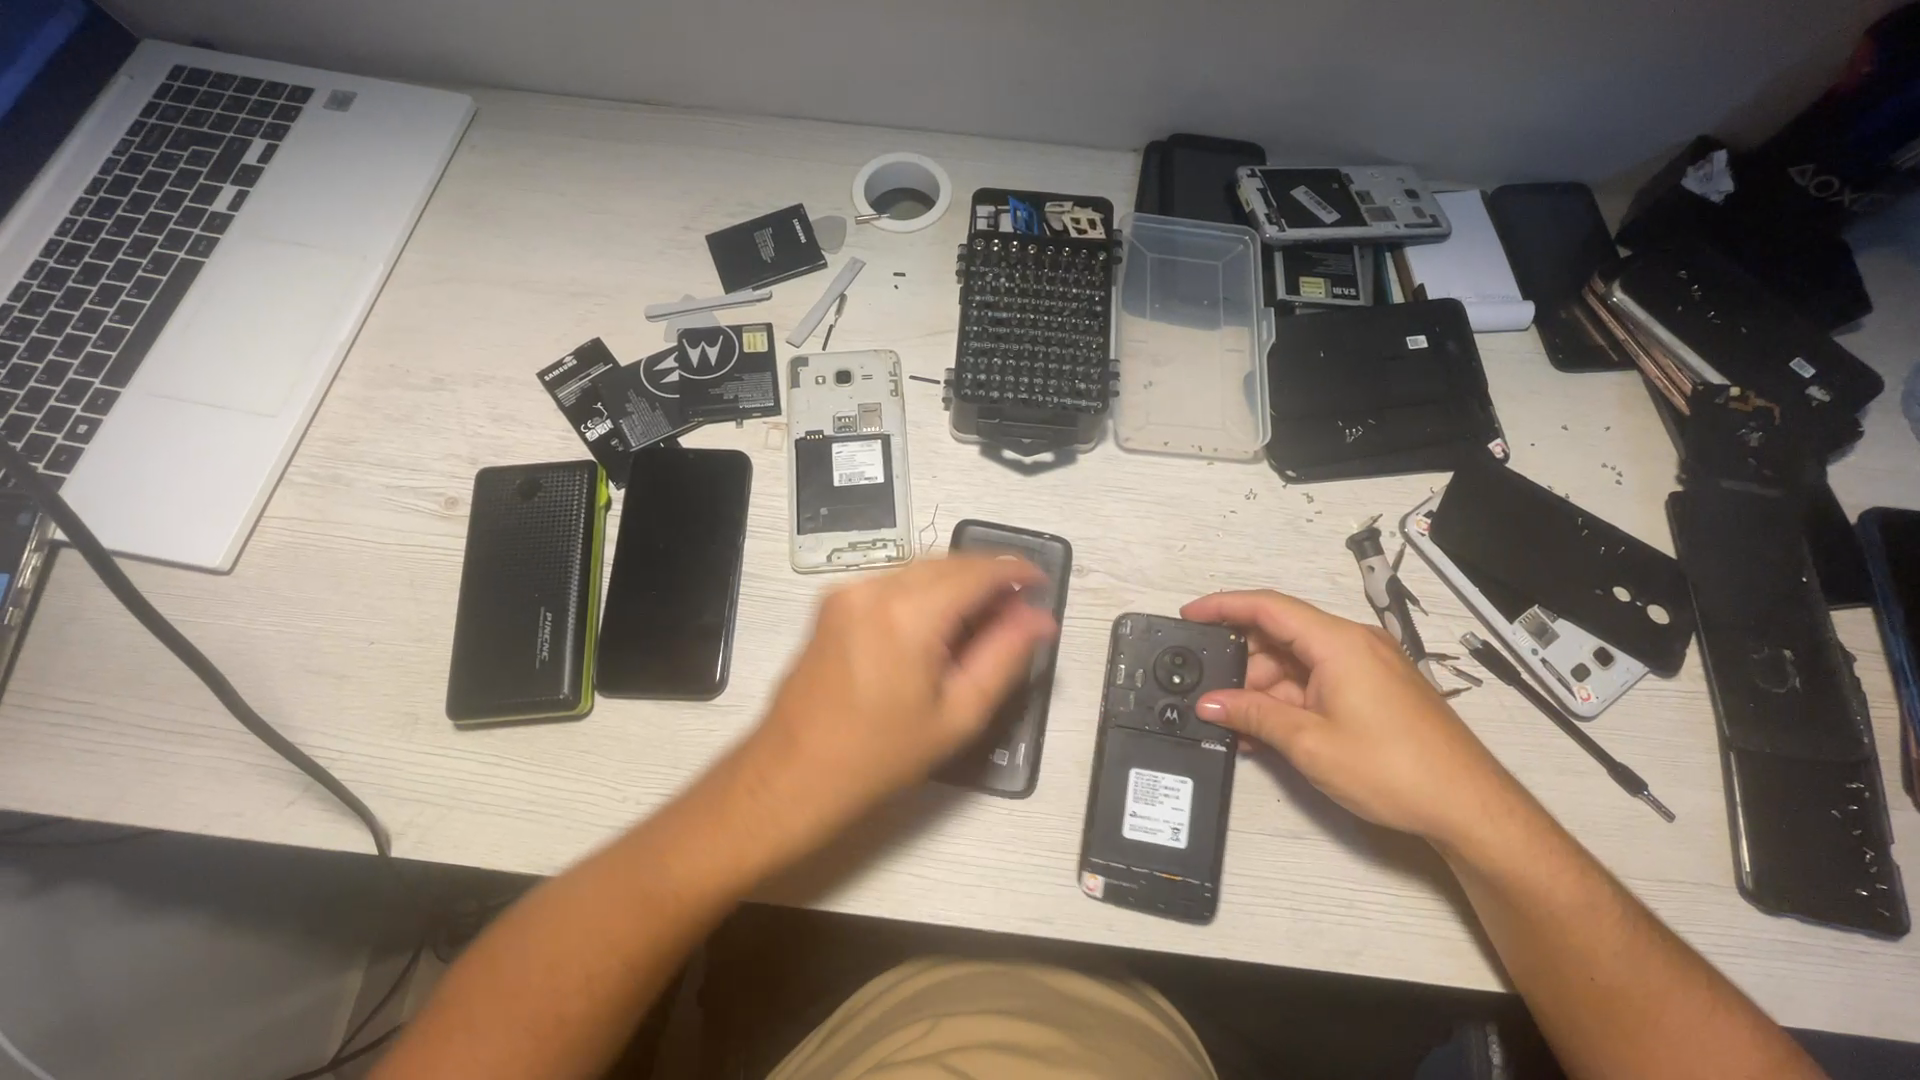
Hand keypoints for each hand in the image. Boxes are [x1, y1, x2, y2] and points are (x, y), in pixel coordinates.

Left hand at [743, 556, 1056, 837]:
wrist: (793, 772)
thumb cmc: (878, 756)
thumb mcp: (956, 714)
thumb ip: (1004, 656)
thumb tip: (1040, 619)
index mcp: (908, 614)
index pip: (977, 571)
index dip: (1016, 571)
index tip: (1042, 585)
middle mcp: (874, 587)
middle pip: (948, 562)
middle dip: (988, 578)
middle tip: (1019, 614)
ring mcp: (847, 591)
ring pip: (921, 568)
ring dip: (958, 584)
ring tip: (985, 623)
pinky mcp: (832, 602)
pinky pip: (893, 581)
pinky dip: (926, 592)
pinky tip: (941, 625)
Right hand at [1181, 590, 1524, 843]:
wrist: (1468, 807)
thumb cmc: (1398, 771)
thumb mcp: (1310, 743)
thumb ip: (1254, 715)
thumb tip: (1211, 704)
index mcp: (1339, 643)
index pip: (1268, 607)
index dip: (1223, 606)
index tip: (1189, 614)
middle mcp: (1354, 644)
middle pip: (1280, 636)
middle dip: (1242, 665)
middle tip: (1212, 696)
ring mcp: (1367, 667)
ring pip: (1296, 663)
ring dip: (1264, 690)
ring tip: (1240, 726)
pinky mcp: (1374, 690)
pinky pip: (1317, 682)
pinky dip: (1289, 701)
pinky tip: (1268, 731)